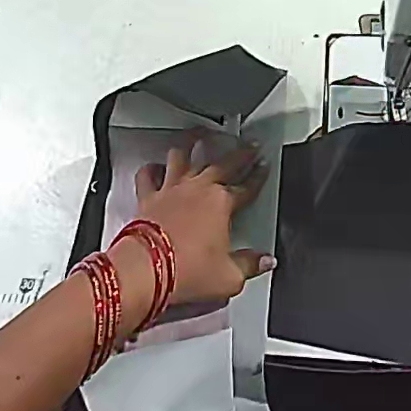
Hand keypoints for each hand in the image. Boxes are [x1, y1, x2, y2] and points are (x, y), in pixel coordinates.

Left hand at [132, 135, 275, 307]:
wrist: (147, 269)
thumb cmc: (186, 269)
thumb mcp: (229, 276)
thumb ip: (249, 264)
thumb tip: (263, 261)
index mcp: (222, 203)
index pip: (247, 186)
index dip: (258, 176)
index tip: (263, 167)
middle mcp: (198, 189)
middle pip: (223, 163)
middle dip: (240, 154)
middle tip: (248, 146)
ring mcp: (172, 189)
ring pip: (183, 155)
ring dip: (193, 143)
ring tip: (200, 134)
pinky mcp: (149, 197)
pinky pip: (148, 174)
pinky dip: (152, 167)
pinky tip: (156, 164)